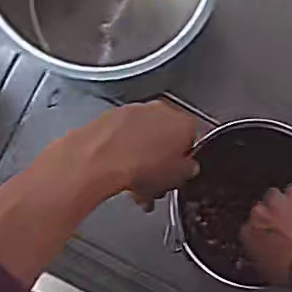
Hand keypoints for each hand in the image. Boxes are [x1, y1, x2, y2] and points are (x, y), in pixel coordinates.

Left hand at [49, 100, 200, 207]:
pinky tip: (121, 171)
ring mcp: (133, 110)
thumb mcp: (177, 177)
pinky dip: (124, 150)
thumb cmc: (139, 166)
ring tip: (137, 181)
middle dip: (163, 157)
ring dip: (143, 156)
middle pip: (167, 135)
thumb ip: (188, 169)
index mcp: (183, 122)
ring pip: (145, 136)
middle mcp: (159, 110)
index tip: (179, 170)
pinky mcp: (110, 115)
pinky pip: (124, 135)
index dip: (185, 157)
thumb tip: (187, 168)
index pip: (193, 137)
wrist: (99, 160)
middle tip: (159, 178)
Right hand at [241, 185, 291, 287]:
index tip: (269, 237)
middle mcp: (258, 215)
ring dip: (283, 206)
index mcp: (248, 233)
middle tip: (284, 229)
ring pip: (275, 196)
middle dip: (271, 218)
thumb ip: (257, 258)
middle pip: (261, 210)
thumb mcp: (267, 271)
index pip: (248, 228)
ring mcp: (276, 202)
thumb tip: (258, 259)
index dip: (261, 232)